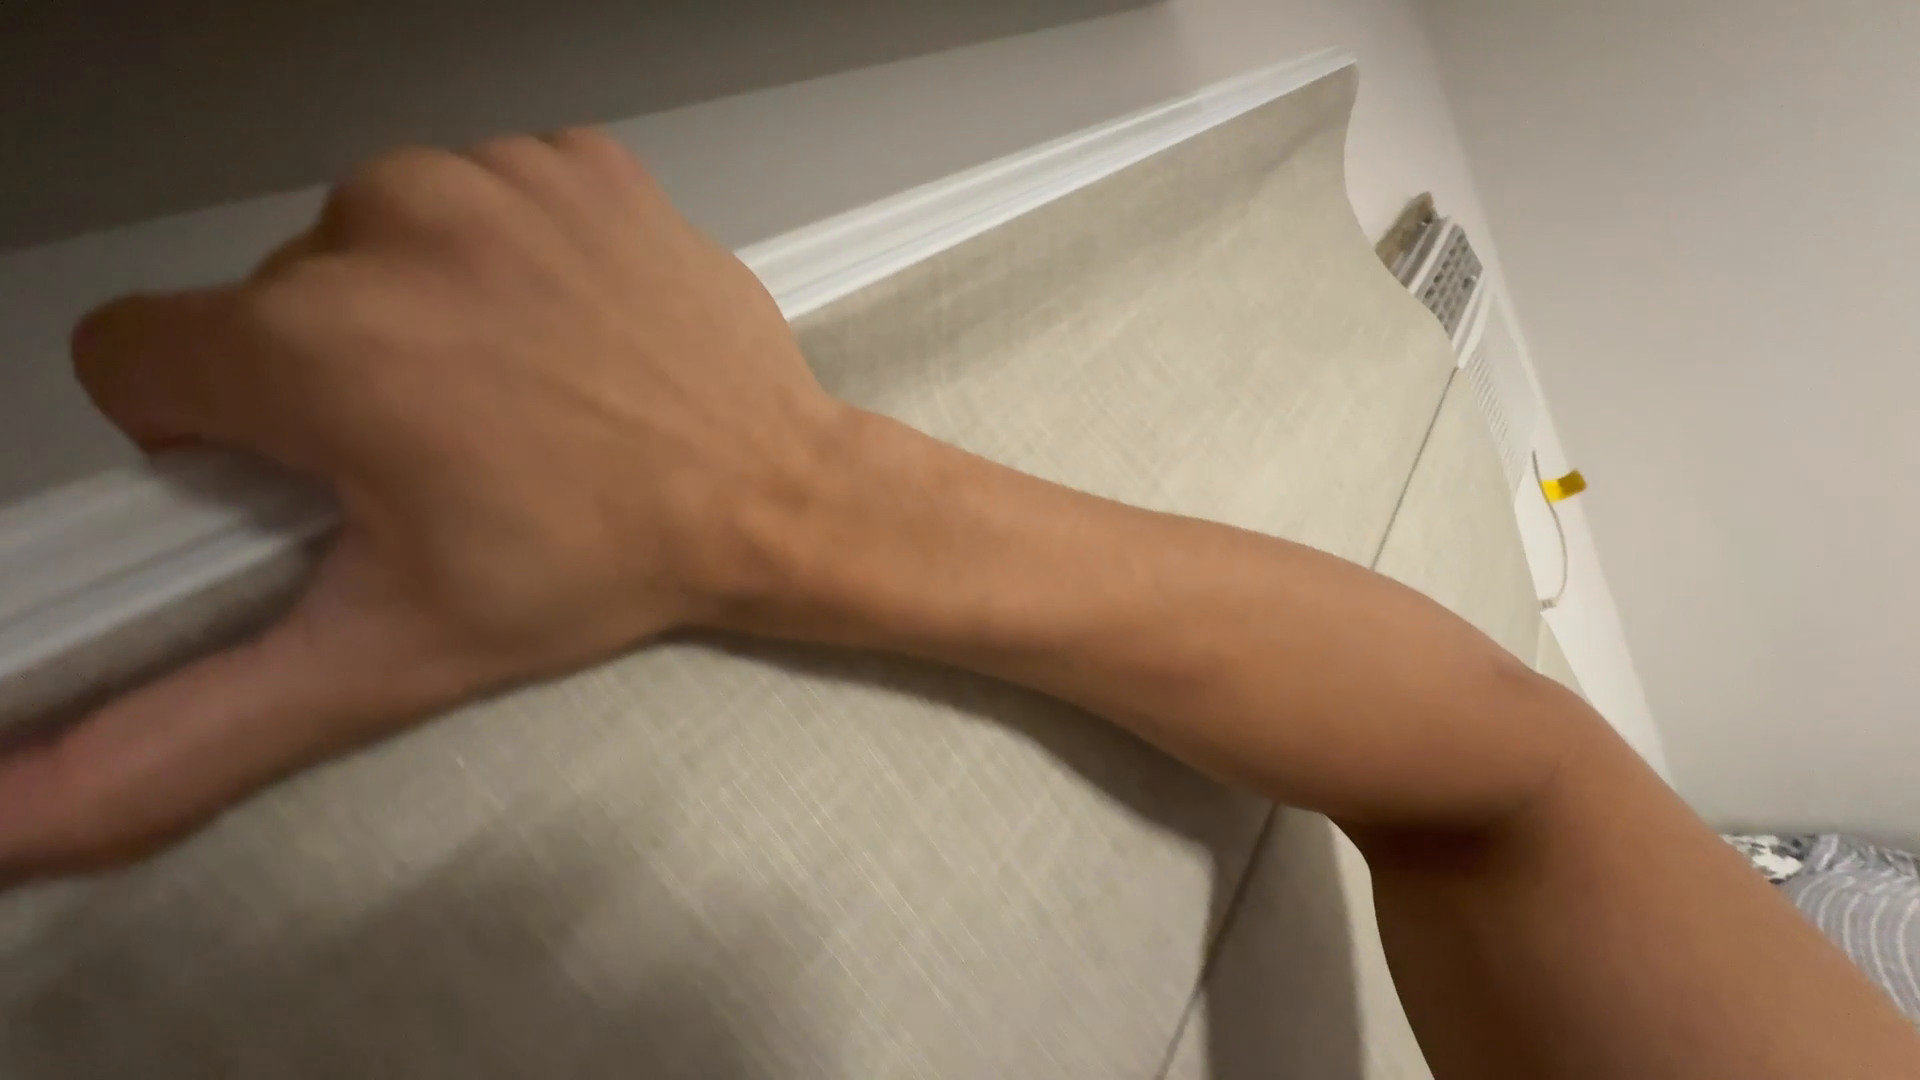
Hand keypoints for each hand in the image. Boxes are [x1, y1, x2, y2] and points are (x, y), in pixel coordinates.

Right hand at [0, 132, 841, 879]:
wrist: (774, 495)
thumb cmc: (613, 566)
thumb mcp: (398, 653)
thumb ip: (194, 732)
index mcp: (312, 342)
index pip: (145, 358)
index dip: (230, 430)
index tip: (339, 471)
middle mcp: (392, 223)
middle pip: (290, 300)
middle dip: (353, 375)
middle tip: (477, 447)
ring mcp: (505, 181)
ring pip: (394, 241)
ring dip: (442, 312)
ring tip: (542, 393)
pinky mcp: (591, 171)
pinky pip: (507, 198)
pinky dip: (529, 260)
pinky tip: (587, 329)